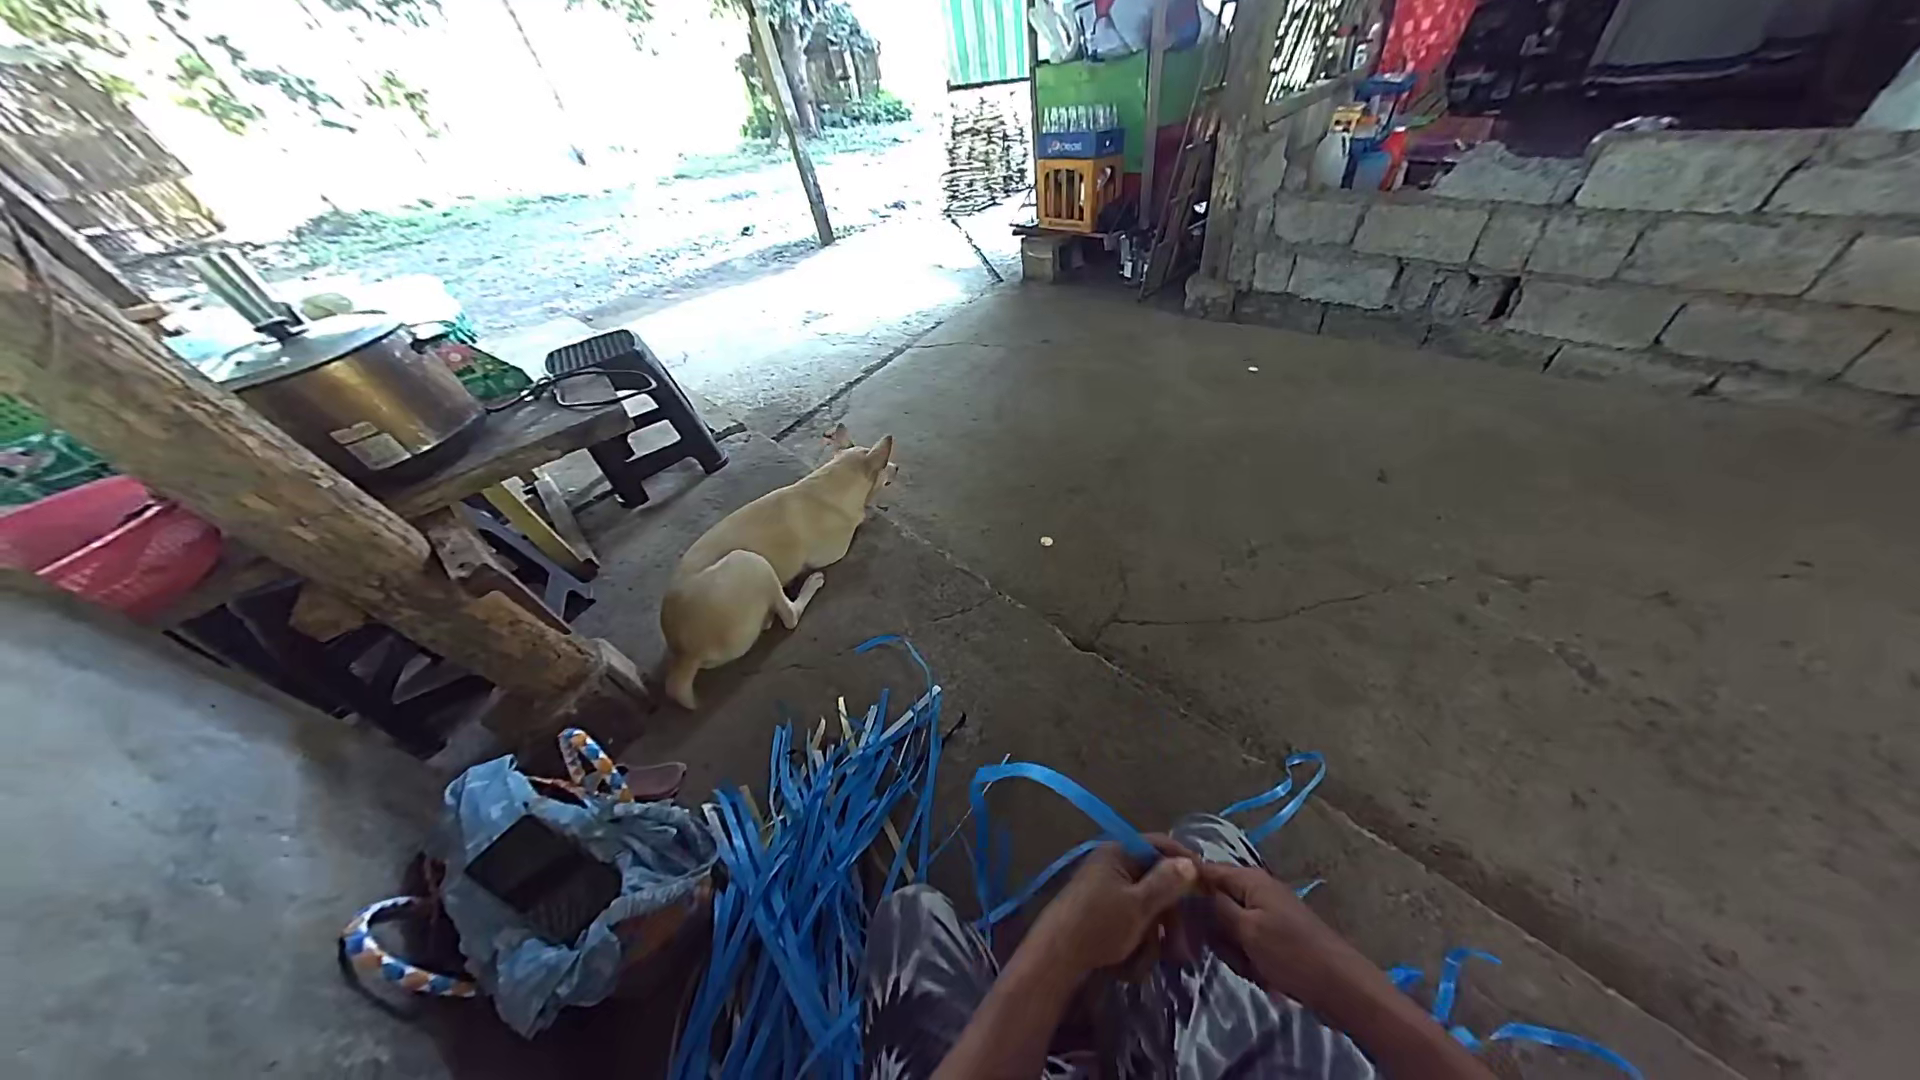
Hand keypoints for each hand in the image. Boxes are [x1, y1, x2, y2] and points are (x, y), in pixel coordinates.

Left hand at [1024, 838, 1198, 977]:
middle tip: (1183, 946)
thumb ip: (1166, 883)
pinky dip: (1138, 939)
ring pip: (1146, 906)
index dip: (1185, 862)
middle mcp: (1113, 865)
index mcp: (1118, 853)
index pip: (1159, 845)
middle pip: (1156, 880)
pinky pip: (1132, 920)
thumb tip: (1190, 862)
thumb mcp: (1138, 905)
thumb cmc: (1098, 925)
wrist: (1057, 957)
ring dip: (1155, 933)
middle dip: (1170, 914)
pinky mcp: (1103, 912)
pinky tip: (1134, 960)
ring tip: (1157, 957)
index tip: (1208, 884)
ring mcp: (1107, 889)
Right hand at [1199, 862, 1365, 1004]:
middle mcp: (1256, 889)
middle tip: (1224, 949)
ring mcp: (1267, 913)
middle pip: (1215, 902)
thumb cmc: (1292, 954)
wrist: (1344, 989)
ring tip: (1248, 966)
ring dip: (1233, 948)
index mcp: (1248, 878)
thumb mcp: (1246, 929)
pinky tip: (1261, 974)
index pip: (1203, 870)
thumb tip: (1189, 884)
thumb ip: (1215, 906)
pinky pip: (1248, 942)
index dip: (1186, 886)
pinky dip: (1249, 958)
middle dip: (1215, 929)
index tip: (1174, 910)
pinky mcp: (1276, 936)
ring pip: (1229, 926)